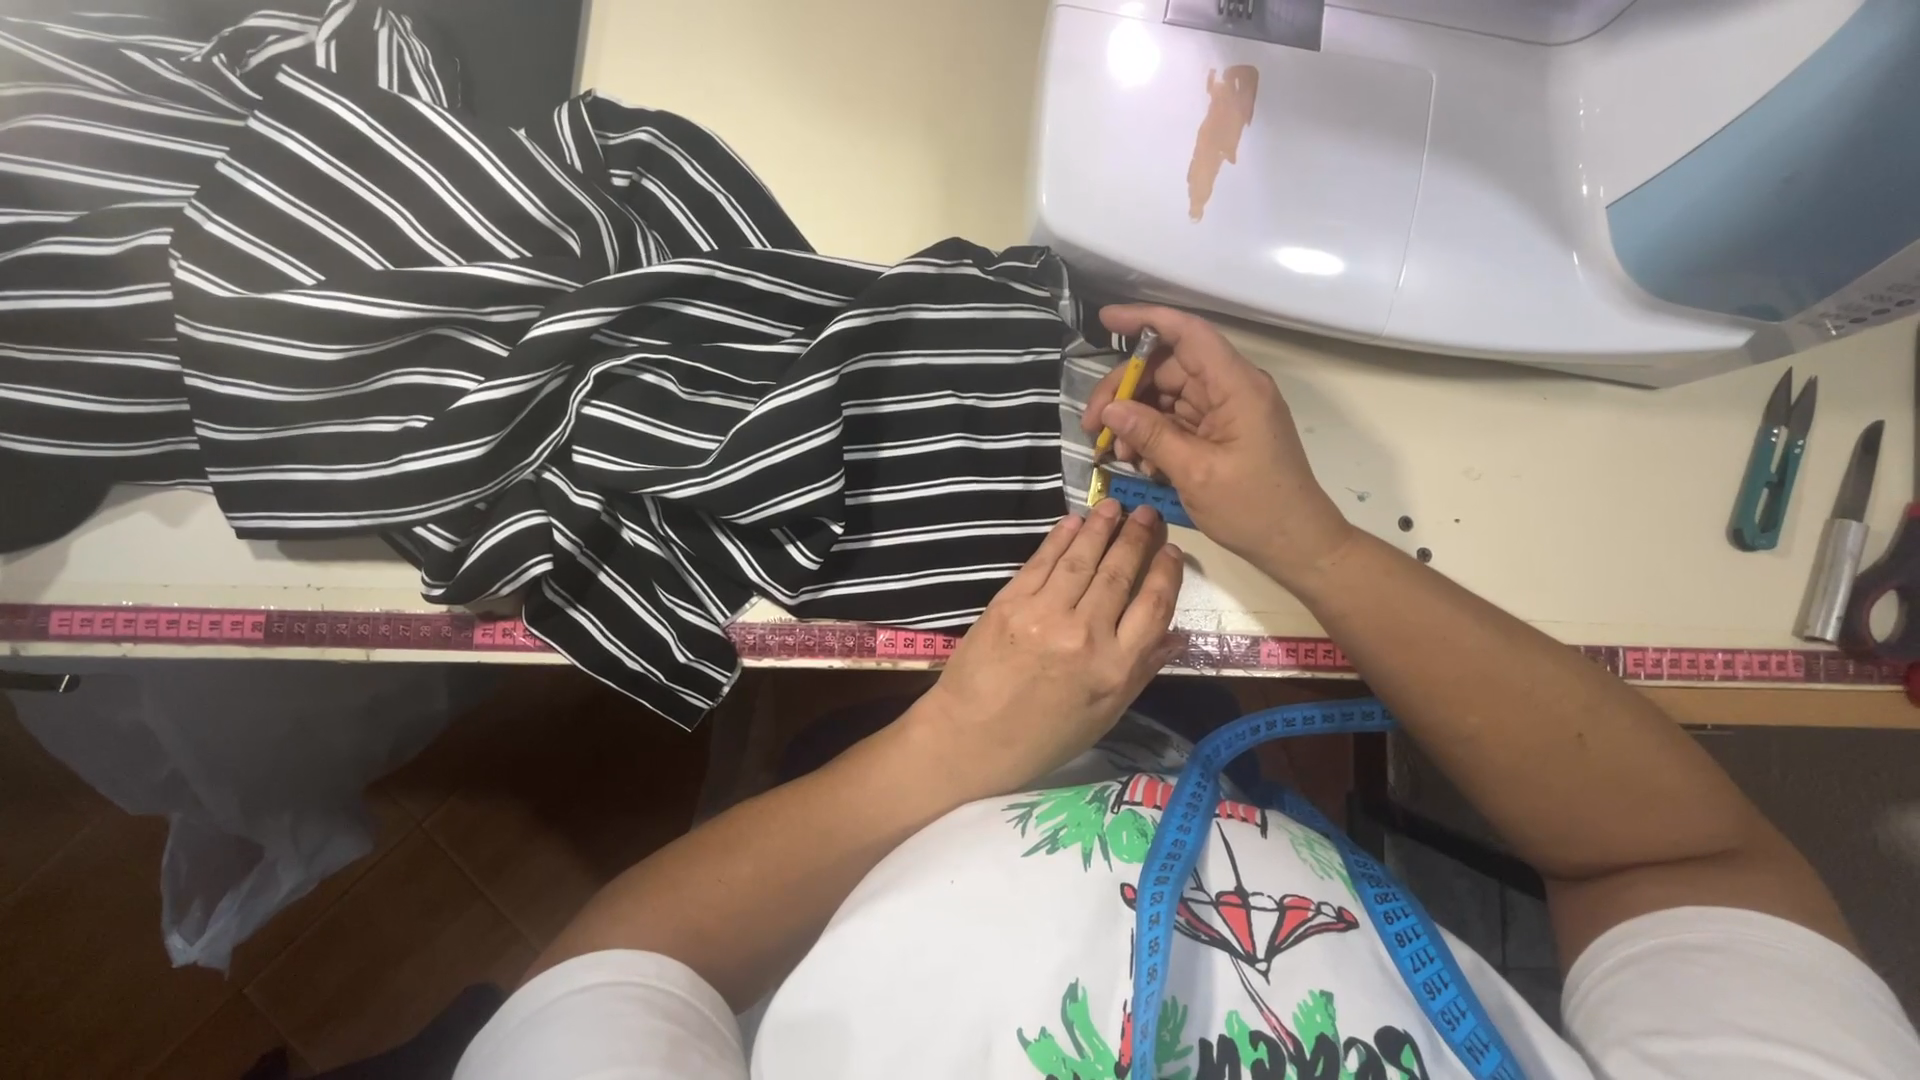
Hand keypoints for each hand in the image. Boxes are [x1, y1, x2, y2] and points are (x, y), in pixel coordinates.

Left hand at [907, 500, 1184, 796]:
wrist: (969, 738)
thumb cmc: (1042, 738)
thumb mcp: (1104, 716)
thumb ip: (1141, 671)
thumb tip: (1176, 635)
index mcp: (1115, 668)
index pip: (1154, 606)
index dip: (1166, 572)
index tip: (1172, 549)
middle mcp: (1085, 635)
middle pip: (1119, 573)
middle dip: (1137, 538)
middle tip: (1149, 512)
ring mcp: (1044, 614)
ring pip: (1083, 560)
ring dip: (1101, 527)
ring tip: (1116, 506)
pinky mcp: (1010, 602)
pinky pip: (1043, 562)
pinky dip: (1061, 538)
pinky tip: (1075, 521)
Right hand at [1082, 304, 1353, 585]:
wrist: (1295, 543)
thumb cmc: (1253, 508)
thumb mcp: (1196, 473)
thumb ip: (1151, 435)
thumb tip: (1111, 409)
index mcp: (1235, 386)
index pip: (1187, 334)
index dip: (1145, 320)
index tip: (1105, 320)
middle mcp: (1231, 389)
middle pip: (1167, 367)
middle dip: (1125, 390)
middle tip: (1092, 424)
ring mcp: (1225, 411)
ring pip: (1165, 395)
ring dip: (1134, 418)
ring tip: (1113, 451)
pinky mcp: (1219, 433)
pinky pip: (1175, 420)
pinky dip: (1150, 435)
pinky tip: (1135, 460)